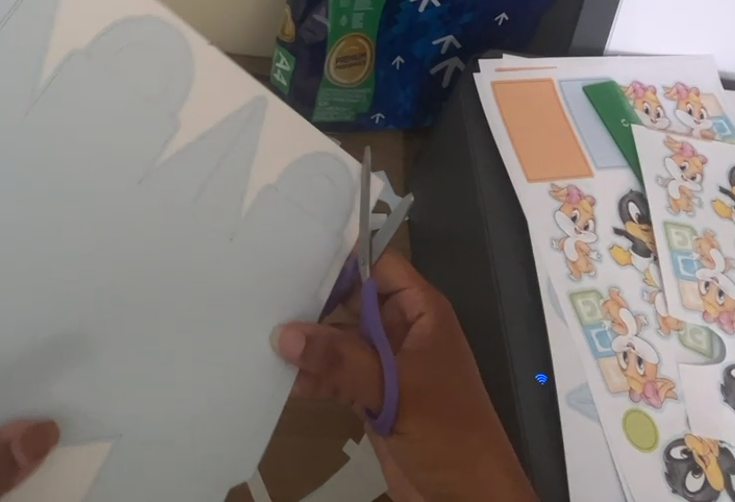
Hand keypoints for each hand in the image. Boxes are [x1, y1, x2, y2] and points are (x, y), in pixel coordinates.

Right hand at [274, 253, 536, 501]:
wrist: (470, 501)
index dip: (344, 258)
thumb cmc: (449, 431)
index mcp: (420, 311)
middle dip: (316, 299)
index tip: (298, 256)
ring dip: (309, 342)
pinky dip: (313, 376)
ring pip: (341, 339)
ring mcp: (386, 365)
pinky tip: (281, 378)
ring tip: (264, 334)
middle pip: (353, 300)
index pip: (379, 266)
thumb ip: (341, 360)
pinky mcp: (372, 397)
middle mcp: (401, 330)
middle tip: (267, 293)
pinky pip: (337, 375)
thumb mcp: (396, 388)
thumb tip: (284, 334)